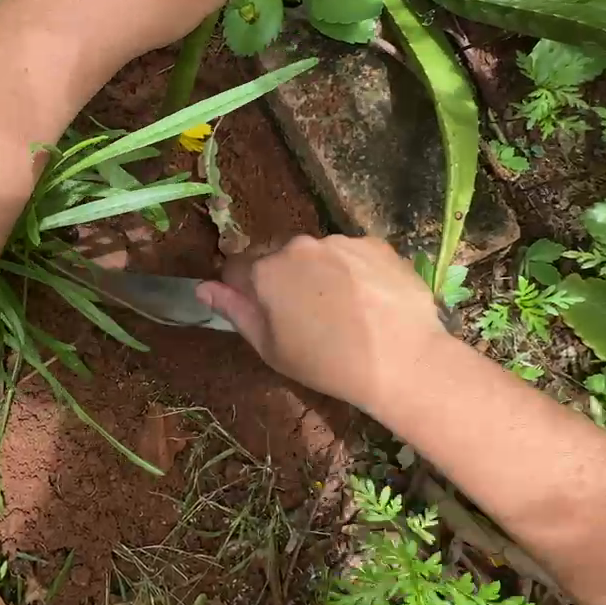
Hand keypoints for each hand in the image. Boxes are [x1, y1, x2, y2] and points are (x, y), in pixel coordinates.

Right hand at [196, 235, 464, 413]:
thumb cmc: (326, 363)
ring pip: (317, 254)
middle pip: (278, 257)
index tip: (264, 314)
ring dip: (321, 273)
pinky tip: (370, 300)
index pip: (237, 268)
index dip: (245, 292)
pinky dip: (355, 271)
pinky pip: (353, 253)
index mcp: (266, 271)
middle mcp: (297, 246)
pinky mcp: (375, 244)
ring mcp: (339, 241)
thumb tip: (202, 287)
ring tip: (344, 310)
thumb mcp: (270, 348)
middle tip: (307, 317)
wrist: (403, 360)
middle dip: (284, 279)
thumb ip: (234, 311)